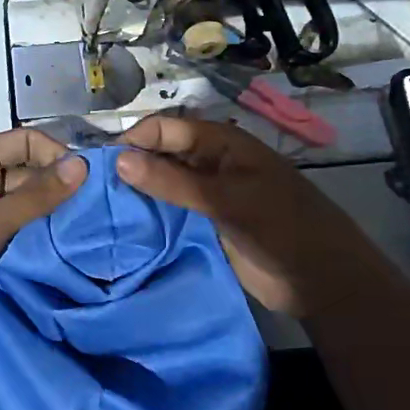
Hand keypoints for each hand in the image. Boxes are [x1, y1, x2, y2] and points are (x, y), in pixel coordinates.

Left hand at [0, 129, 86, 341]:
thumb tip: (82, 165)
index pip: (26, 141)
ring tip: (90, 232)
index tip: (92, 182)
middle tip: (99, 213)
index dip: (58, 155)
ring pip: (27, 202)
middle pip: (29, 171)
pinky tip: (67, 248)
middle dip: (60, 188)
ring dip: (52, 214)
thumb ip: (34, 197)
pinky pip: (18, 228)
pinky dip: (38, 235)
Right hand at [117, 115, 385, 317]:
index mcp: (221, 143)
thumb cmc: (279, 225)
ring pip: (161, 185)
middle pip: (160, 155)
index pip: (166, 129)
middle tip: (90, 188)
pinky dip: (148, 217)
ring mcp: (206, 196)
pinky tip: (121, 227)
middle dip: (130, 166)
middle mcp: (209, 164)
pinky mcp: (203, 225)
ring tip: (97, 207)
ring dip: (135, 194)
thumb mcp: (226, 199)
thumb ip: (172, 182)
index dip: (133, 141)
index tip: (98, 164)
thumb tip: (118, 160)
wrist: (320, 279)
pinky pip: (169, 213)